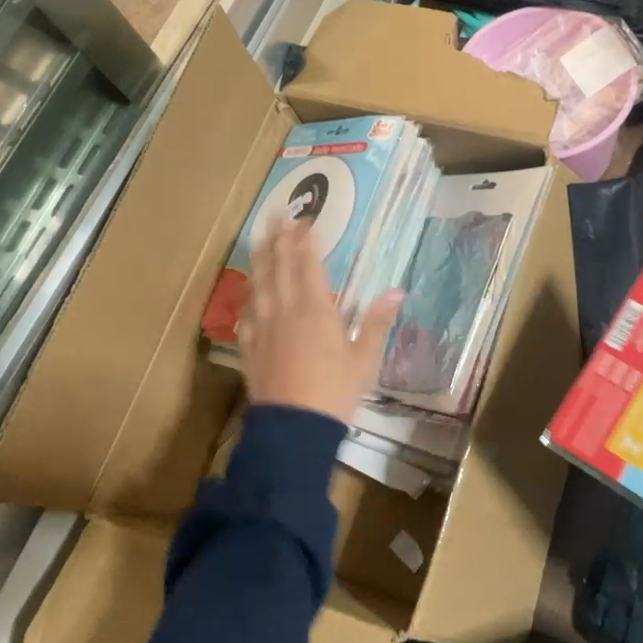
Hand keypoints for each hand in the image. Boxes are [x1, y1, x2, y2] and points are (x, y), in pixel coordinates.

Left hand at [238, 219, 400, 423]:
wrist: (294, 428)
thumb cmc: (335, 391)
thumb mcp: (364, 359)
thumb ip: (376, 322)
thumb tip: (396, 290)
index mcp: (316, 310)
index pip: (308, 264)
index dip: (305, 240)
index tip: (304, 219)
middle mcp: (285, 311)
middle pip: (279, 267)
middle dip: (278, 239)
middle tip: (274, 214)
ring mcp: (263, 329)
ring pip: (259, 286)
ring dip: (260, 260)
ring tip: (258, 240)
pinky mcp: (250, 349)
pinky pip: (246, 316)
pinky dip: (248, 299)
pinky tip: (248, 295)